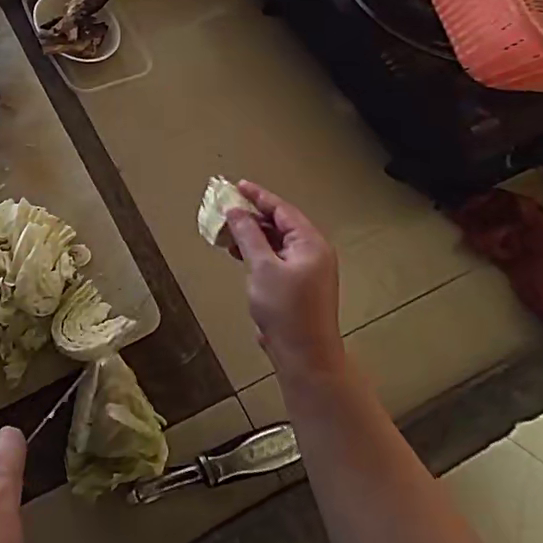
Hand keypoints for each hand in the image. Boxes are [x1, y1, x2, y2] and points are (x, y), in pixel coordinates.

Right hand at [225, 181, 344, 377]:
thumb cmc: (286, 310)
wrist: (305, 356)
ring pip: (278, 242)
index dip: (259, 197)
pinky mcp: (300, 286)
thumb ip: (248, 235)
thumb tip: (236, 212)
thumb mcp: (262, 267)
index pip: (283, 210)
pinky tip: (241, 256)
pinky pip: (277, 258)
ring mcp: (308, 270)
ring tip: (228, 234)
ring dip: (254, 236)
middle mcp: (313, 252)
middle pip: (281, 224)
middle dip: (254, 217)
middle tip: (228, 211)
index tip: (238, 186)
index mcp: (311, 243)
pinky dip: (259, 253)